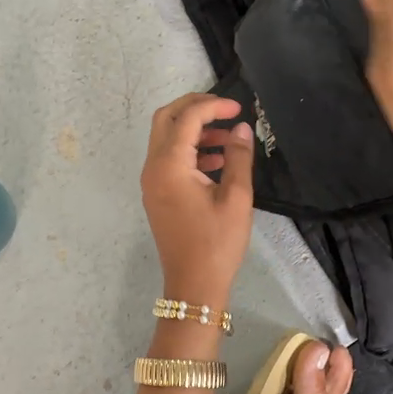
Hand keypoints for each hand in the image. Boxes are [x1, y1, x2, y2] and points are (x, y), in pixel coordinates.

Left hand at [139, 94, 254, 306]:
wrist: (194, 287)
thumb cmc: (217, 244)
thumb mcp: (236, 198)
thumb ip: (238, 157)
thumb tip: (241, 128)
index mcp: (170, 165)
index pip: (187, 118)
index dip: (213, 106)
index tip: (239, 108)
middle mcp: (153, 167)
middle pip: (166, 118)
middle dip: (195, 107)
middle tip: (224, 109)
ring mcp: (151, 181)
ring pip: (166, 137)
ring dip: (193, 129)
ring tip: (227, 139)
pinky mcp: (156, 193)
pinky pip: (168, 157)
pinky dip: (188, 149)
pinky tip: (217, 161)